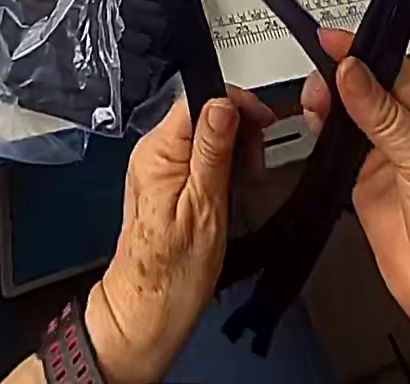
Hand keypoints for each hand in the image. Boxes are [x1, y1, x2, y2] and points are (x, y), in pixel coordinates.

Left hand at [84, 89, 273, 383]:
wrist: (146, 310)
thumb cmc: (173, 272)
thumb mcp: (204, 208)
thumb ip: (213, 151)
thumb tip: (222, 103)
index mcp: (158, 149)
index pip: (196, 98)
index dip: (233, 103)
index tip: (263, 120)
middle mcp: (151, 149)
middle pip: (201, 113)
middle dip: (236, 130)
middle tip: (253, 165)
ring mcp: (155, 163)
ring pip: (202, 134)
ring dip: (230, 150)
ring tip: (242, 182)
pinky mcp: (162, 178)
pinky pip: (195, 155)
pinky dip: (219, 165)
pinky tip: (228, 189)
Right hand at [302, 39, 409, 383]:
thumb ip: (387, 116)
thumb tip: (352, 71)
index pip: (397, 70)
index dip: (363, 53)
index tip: (331, 41)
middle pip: (366, 84)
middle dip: (338, 76)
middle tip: (320, 82)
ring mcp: (387, 152)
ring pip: (346, 108)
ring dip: (326, 99)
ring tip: (316, 104)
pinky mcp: (362, 174)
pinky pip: (334, 138)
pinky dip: (319, 126)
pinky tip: (316, 123)